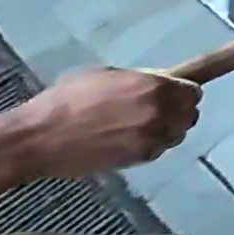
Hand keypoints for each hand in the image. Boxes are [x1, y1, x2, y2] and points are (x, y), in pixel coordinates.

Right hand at [0, 68, 201, 184]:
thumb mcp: (110, 75)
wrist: (40, 137)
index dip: (184, 91)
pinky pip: (160, 149)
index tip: (173, 92)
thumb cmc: (69, 98)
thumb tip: (162, 81)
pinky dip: (153, 144)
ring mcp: (152, 138)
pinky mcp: (139, 159)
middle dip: (179, 109)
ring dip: (169, 128)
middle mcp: (160, 113)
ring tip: (143, 124)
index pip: (193, 91)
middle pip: (190, 113)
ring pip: (178, 133)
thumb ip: (143, 79)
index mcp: (155, 87)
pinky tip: (132, 139)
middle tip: (159, 108)